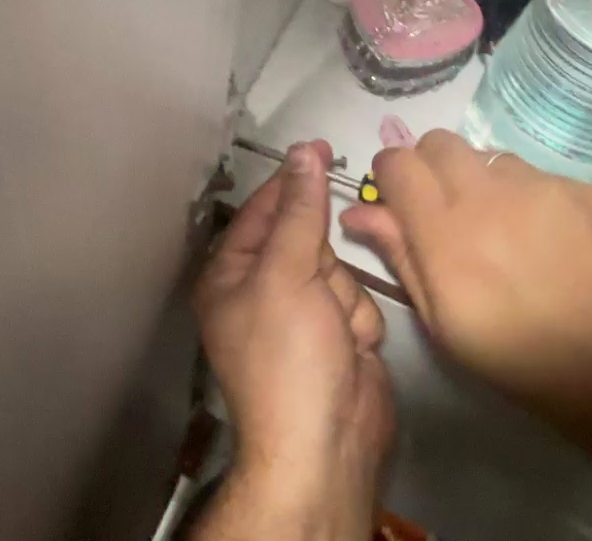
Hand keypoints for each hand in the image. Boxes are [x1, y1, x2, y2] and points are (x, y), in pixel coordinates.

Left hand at [193, 141, 391, 539]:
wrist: (327, 443)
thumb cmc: (289, 354)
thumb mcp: (286, 273)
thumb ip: (299, 210)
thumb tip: (303, 152)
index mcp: (232, 272)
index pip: (265, 209)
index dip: (292, 180)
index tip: (321, 147)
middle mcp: (263, 288)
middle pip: (309, 236)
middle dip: (322, 262)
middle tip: (318, 291)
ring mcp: (302, 313)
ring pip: (339, 268)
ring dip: (343, 297)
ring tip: (333, 331)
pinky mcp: (336, 334)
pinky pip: (357, 302)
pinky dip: (359, 323)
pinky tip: (351, 348)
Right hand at [341, 131, 591, 422]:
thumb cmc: (520, 359)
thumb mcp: (443, 322)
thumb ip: (399, 254)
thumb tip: (358, 211)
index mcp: (444, 233)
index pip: (396, 162)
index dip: (389, 175)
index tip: (396, 200)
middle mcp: (486, 194)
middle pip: (438, 142)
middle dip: (429, 167)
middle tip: (444, 211)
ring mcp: (537, 185)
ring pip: (486, 156)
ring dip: (479, 181)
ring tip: (501, 229)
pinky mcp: (578, 187)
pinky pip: (532, 173)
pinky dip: (523, 195)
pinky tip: (543, 239)